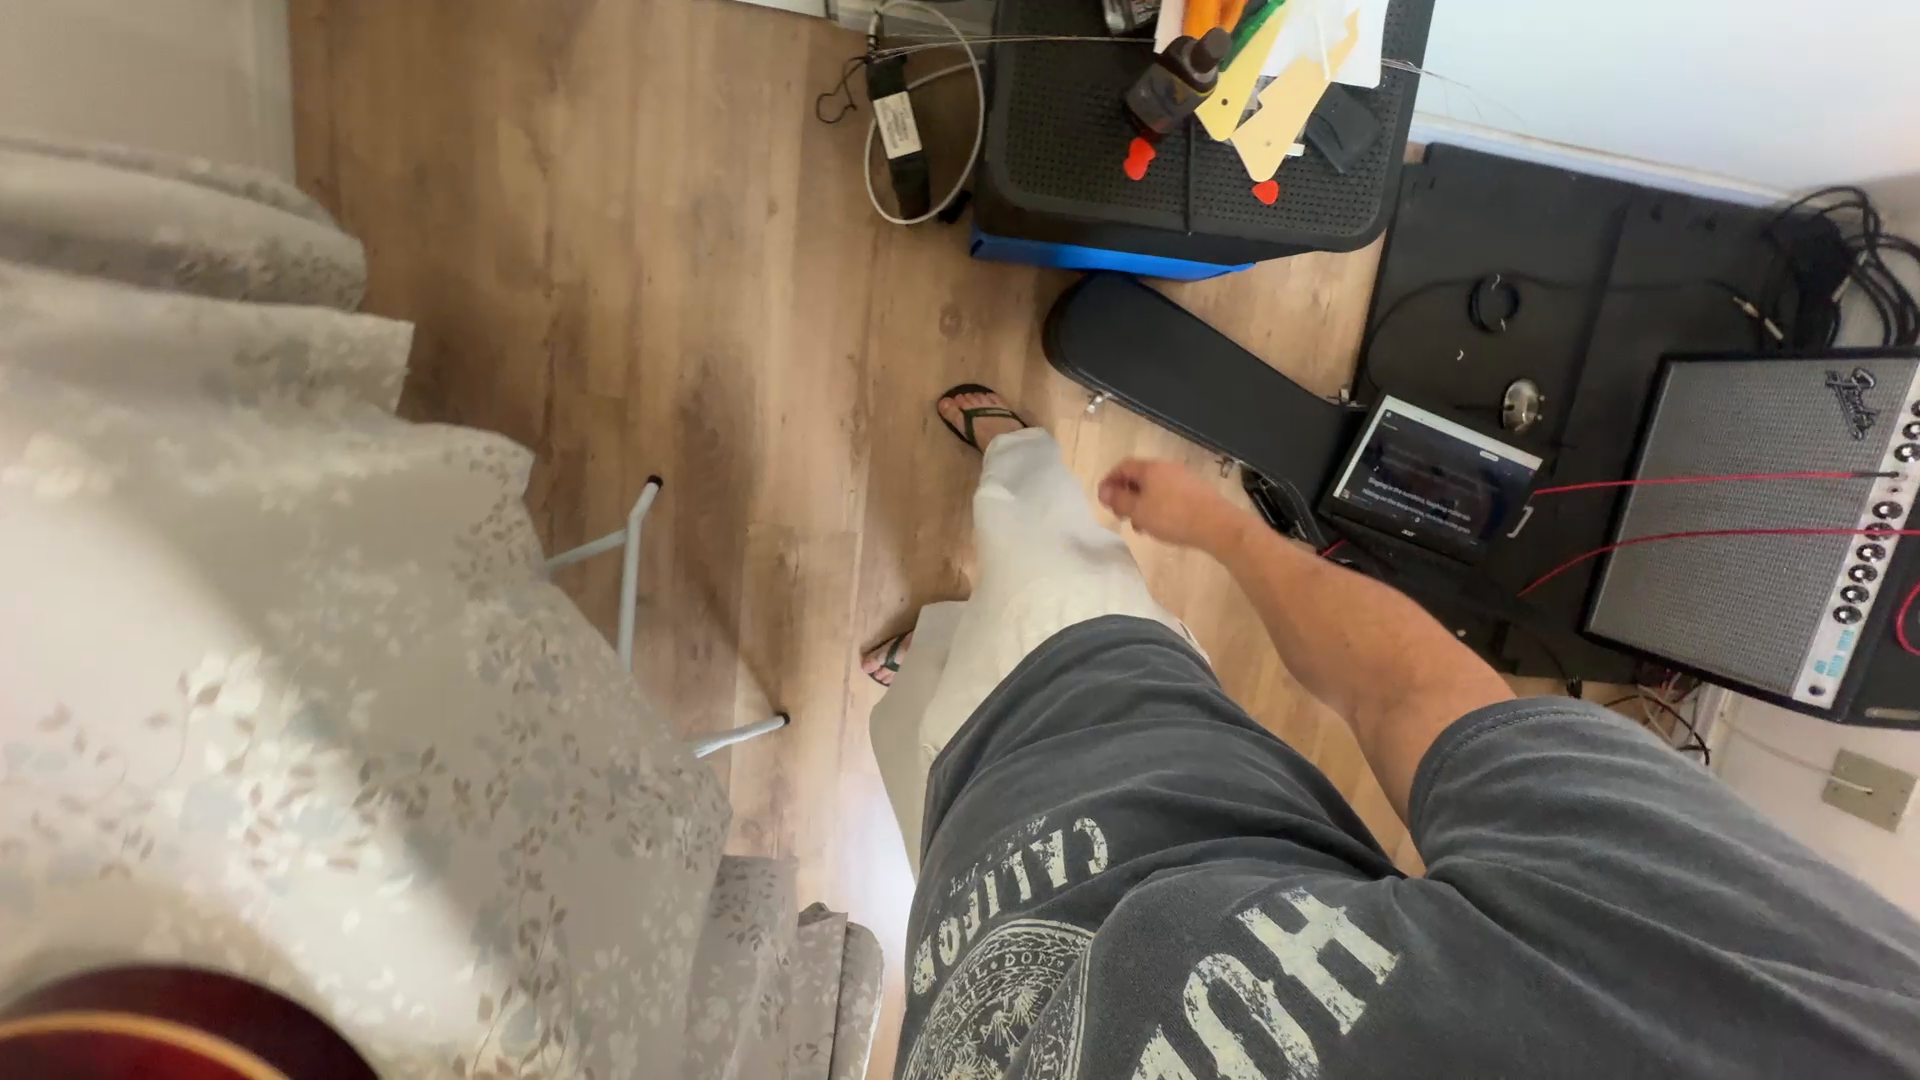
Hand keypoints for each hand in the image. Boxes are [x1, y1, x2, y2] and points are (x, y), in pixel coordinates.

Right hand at [1098, 458, 1249, 553]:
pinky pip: (1170, 494)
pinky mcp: (1197, 491)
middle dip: (1126, 495)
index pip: (1123, 466)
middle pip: (1139, 477)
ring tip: (1141, 526)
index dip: (1109, 481)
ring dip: (1142, 504)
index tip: (1103, 499)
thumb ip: (1119, 500)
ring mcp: (1184, 478)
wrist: (1217, 525)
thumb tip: (1104, 491)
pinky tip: (1162, 525)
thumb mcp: (1138, 511)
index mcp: (1151, 468)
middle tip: (1121, 515)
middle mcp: (1167, 467)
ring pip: (1155, 488)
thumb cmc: (1172, 517)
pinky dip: (1159, 506)